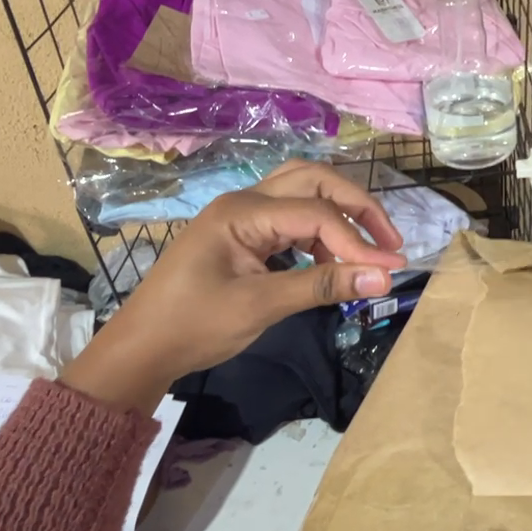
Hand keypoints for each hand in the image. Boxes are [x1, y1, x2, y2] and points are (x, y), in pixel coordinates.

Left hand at [61, 161, 406, 411]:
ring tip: (367, 251)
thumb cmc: (193, 326)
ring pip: (305, 194)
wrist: (141, 349)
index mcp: (243, 211)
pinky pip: (293, 219)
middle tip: (389, 241)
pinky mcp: (245, 234)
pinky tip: (334, 260)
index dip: (358, 241)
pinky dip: (320, 233)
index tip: (390, 270)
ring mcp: (244, 215)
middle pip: (315, 181)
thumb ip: (323, 286)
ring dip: (341, 215)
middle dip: (357, 207)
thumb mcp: (261, 306)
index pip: (317, 213)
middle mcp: (246, 201)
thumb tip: (383, 277)